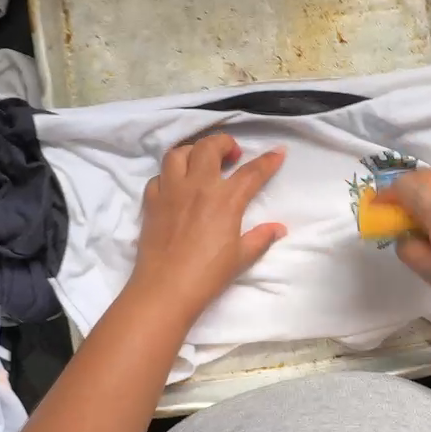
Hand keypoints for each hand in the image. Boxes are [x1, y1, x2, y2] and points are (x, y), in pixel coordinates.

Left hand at [126, 134, 285, 322]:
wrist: (165, 288)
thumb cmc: (208, 275)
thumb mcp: (241, 257)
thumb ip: (261, 238)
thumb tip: (279, 228)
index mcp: (225, 199)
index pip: (252, 172)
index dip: (268, 160)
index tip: (278, 152)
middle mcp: (198, 186)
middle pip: (209, 147)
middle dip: (224, 143)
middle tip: (231, 155)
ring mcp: (171, 191)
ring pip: (178, 153)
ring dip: (192, 151)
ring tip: (201, 162)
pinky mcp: (151, 201)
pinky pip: (158, 176)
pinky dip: (168, 175)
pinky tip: (176, 186)